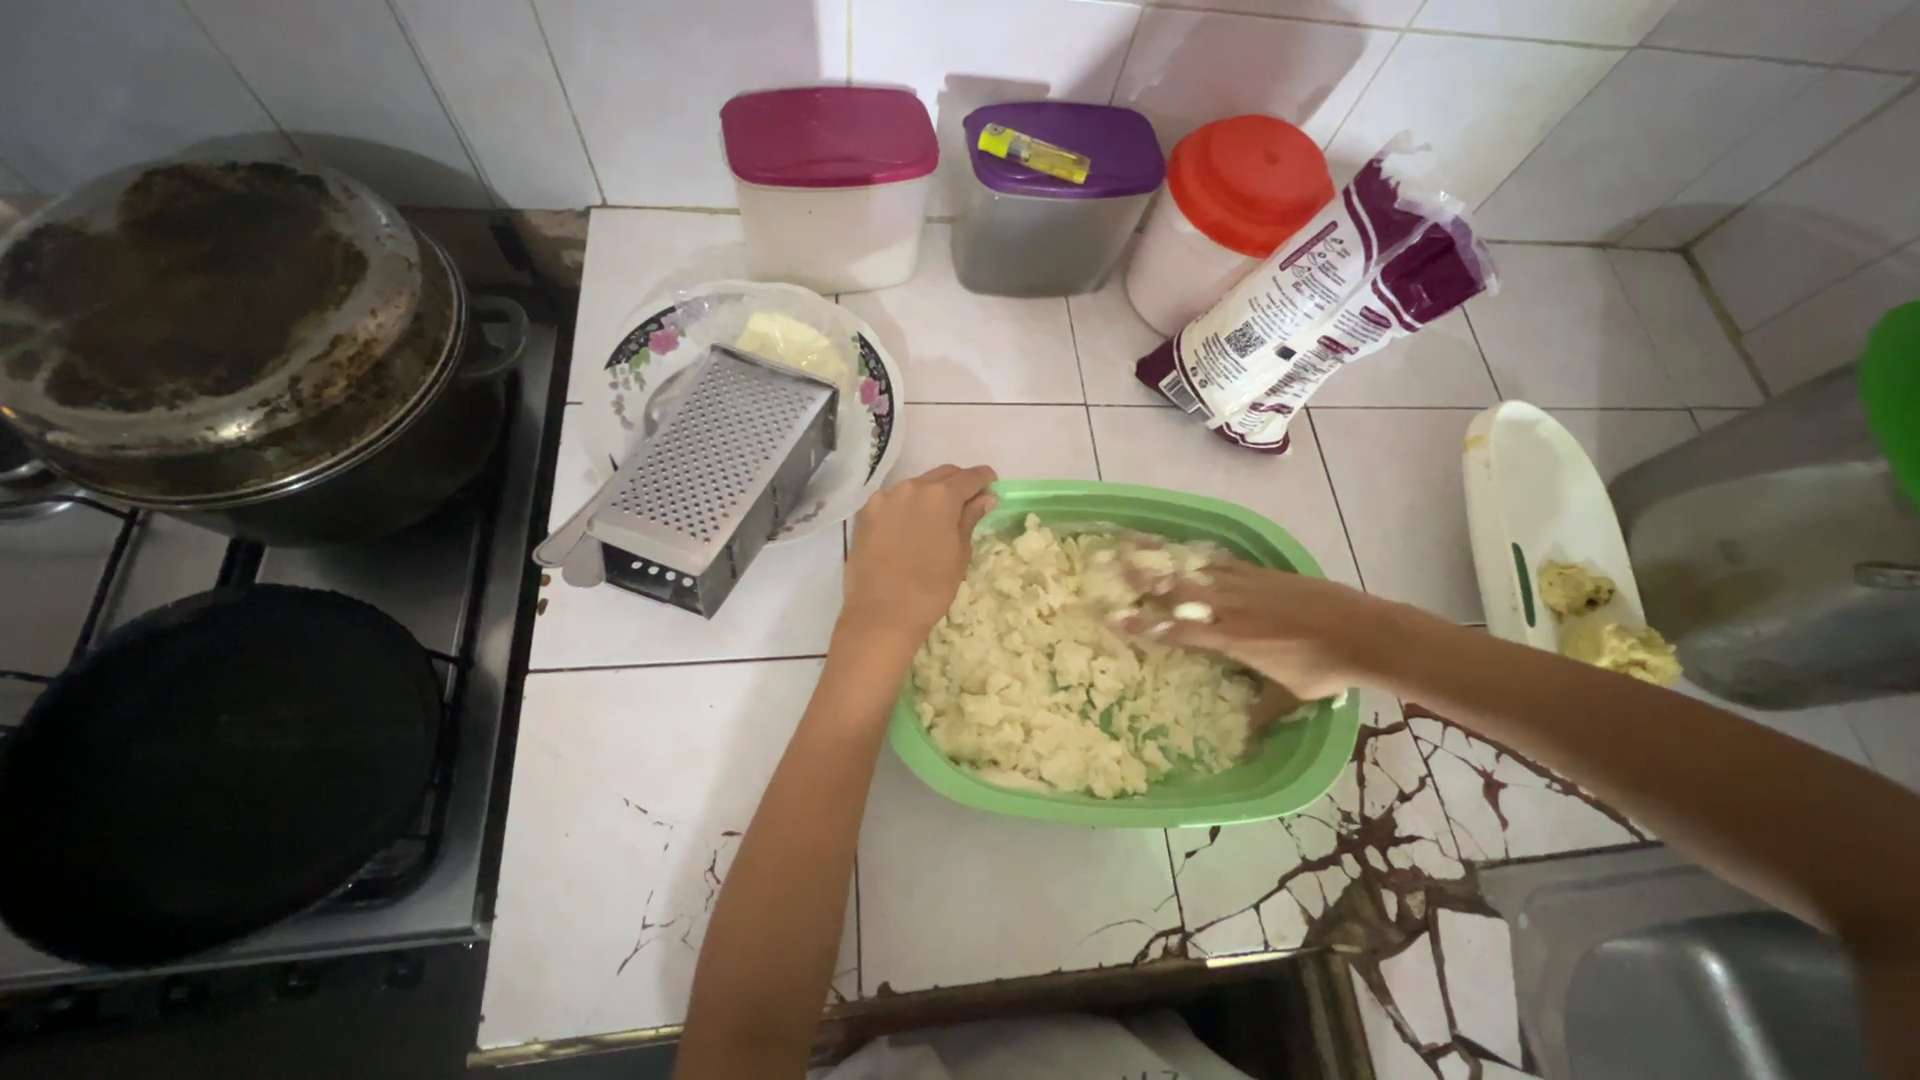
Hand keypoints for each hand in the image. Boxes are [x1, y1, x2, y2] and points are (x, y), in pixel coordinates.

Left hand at [840, 465, 997, 647]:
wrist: (881, 614)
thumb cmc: (930, 589)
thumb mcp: (959, 555)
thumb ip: (970, 519)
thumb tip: (986, 497)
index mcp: (940, 497)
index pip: (969, 477)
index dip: (984, 479)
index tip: (991, 485)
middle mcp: (911, 488)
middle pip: (941, 475)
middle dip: (958, 484)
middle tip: (967, 503)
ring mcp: (884, 498)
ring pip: (915, 485)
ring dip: (930, 494)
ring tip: (935, 519)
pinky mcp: (865, 513)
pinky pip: (892, 500)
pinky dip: (906, 506)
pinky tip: (908, 528)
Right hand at [1120, 558, 1392, 701]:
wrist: (1364, 632)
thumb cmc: (1325, 669)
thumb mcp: (1290, 695)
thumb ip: (1264, 710)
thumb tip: (1248, 738)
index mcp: (1231, 638)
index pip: (1178, 631)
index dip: (1146, 626)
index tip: (1118, 619)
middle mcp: (1233, 608)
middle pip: (1181, 590)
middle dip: (1147, 579)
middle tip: (1119, 566)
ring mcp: (1250, 586)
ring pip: (1201, 571)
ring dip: (1172, 564)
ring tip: (1146, 551)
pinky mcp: (1268, 574)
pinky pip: (1229, 564)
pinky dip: (1208, 561)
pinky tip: (1198, 558)